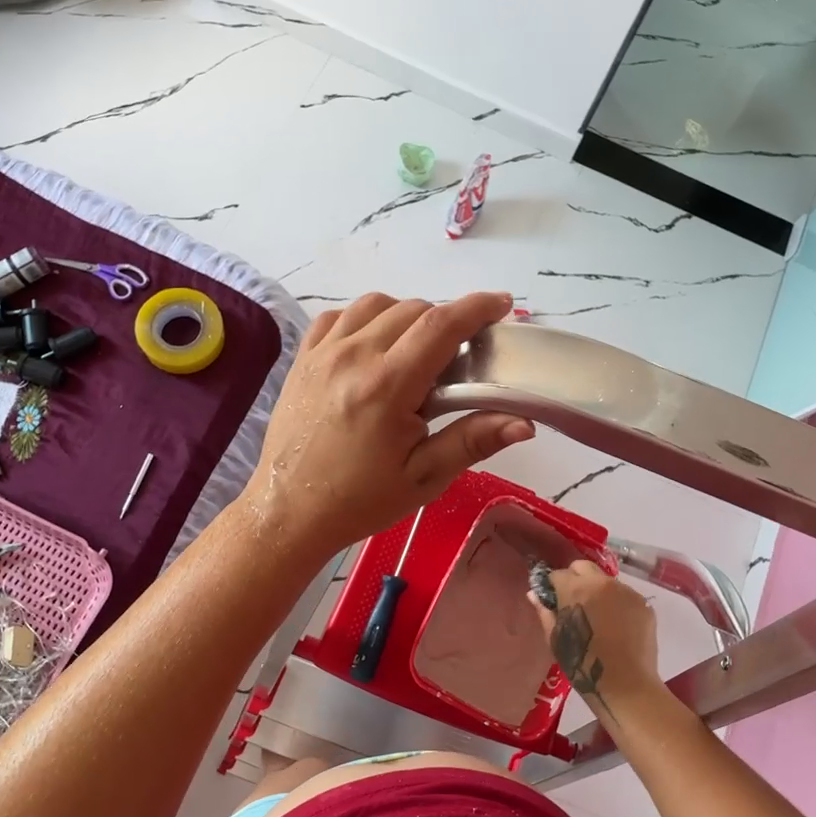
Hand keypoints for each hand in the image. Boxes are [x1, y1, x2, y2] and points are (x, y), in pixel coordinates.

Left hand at [245, 291, 534, 556]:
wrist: (289, 512)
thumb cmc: (360, 500)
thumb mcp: (423, 478)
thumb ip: (472, 441)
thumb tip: (525, 422)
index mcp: (386, 386)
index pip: (441, 325)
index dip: (477, 308)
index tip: (502, 304)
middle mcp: (352, 357)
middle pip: (413, 310)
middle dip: (446, 321)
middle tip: (460, 356)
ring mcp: (323, 353)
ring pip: (376, 304)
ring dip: (407, 316)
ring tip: (418, 351)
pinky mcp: (303, 358)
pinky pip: (340, 316)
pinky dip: (366, 320)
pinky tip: (375, 347)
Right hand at [529, 561, 662, 723]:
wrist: (626, 684)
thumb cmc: (582, 664)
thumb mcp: (555, 640)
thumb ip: (545, 612)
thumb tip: (535, 594)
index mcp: (575, 589)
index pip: (557, 574)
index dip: (553, 586)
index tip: (554, 600)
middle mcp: (602, 582)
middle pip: (583, 567)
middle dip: (575, 579)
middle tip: (575, 603)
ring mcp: (626, 591)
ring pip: (605, 581)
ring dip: (598, 591)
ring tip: (599, 618)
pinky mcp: (644, 604)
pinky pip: (624, 595)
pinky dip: (617, 603)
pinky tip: (617, 626)